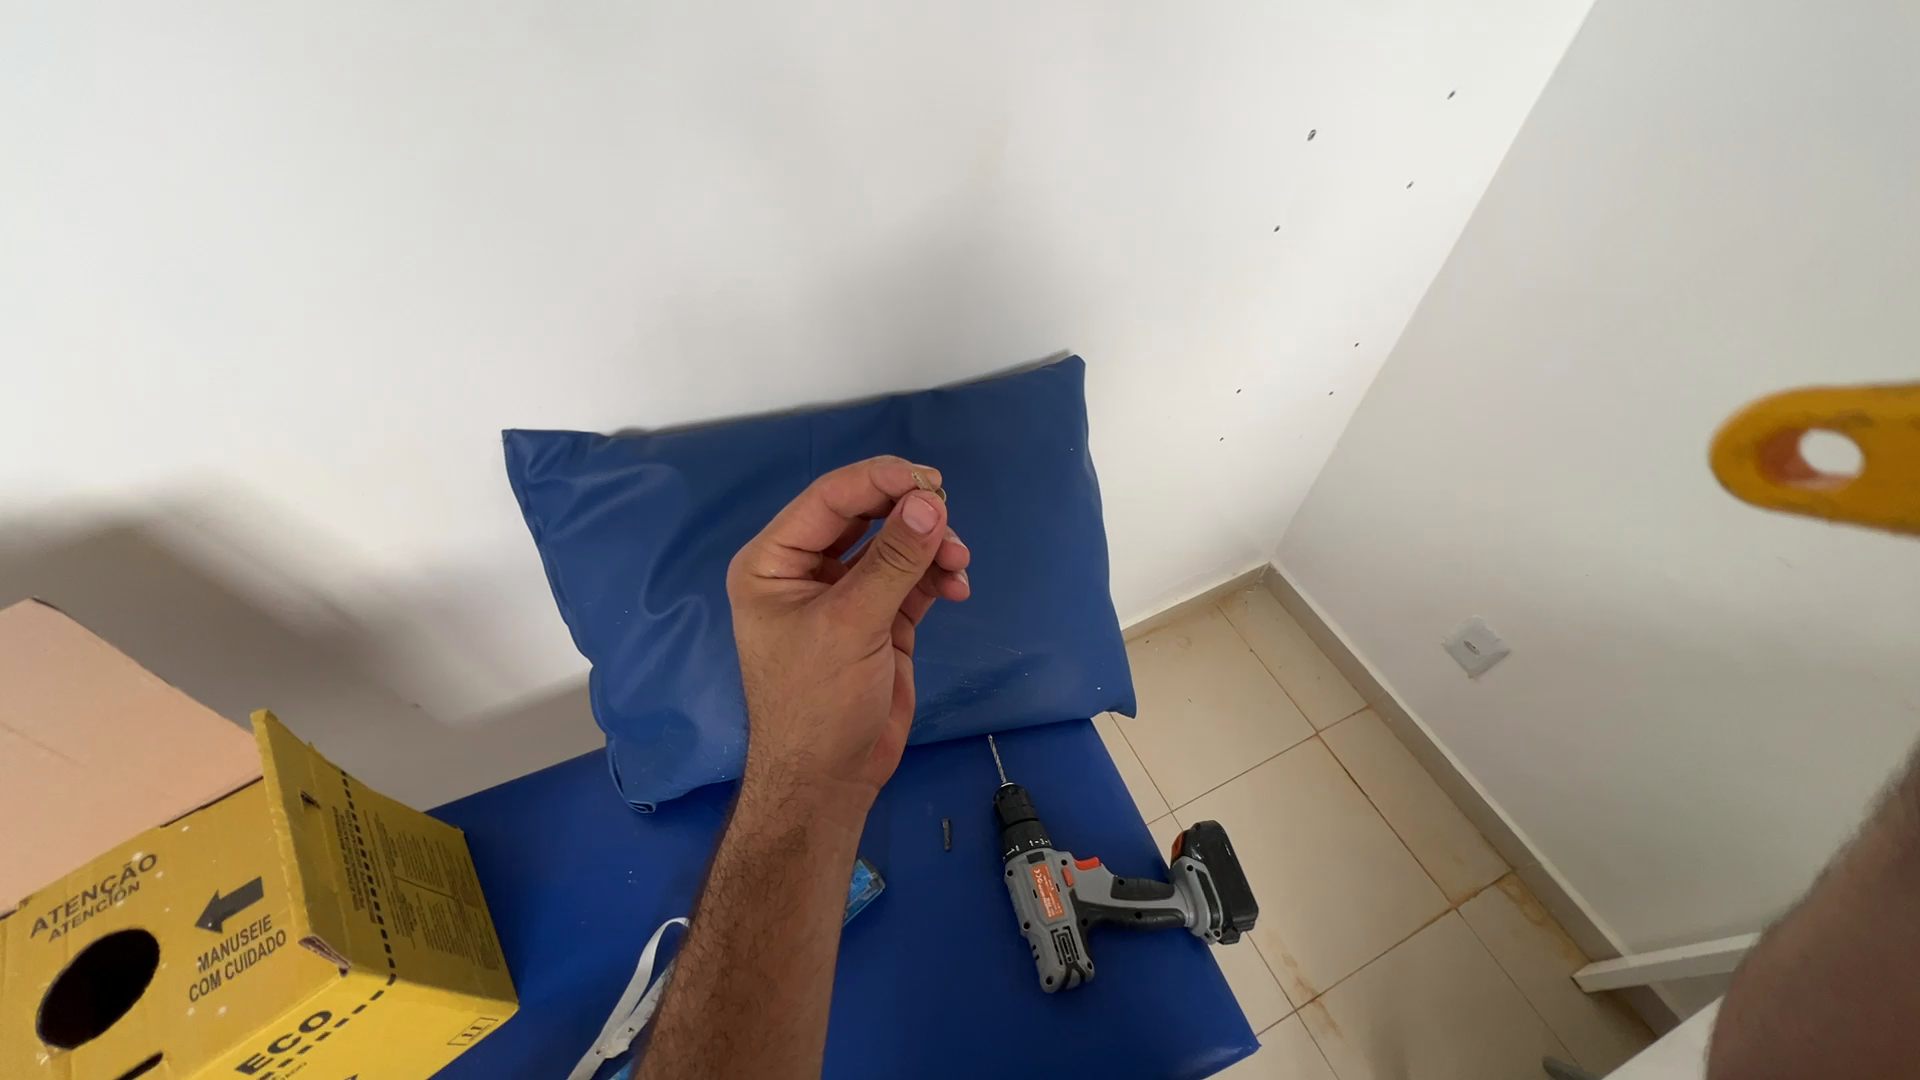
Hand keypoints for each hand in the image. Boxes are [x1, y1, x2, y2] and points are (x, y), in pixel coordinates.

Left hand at [726, 456, 970, 810]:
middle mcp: (807, 568)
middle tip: (948, 516)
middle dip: (909, 513)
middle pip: (864, 515)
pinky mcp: (879, 616)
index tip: (929, 481)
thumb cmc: (819, 701)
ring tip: (959, 562)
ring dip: (930, 546)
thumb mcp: (852, 624)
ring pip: (893, 544)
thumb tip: (931, 502)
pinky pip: (912, 577)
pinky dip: (937, 575)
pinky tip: (958, 586)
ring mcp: (845, 593)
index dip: (878, 480)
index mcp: (774, 561)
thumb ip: (893, 560)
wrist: (829, 780)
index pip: (829, 499)